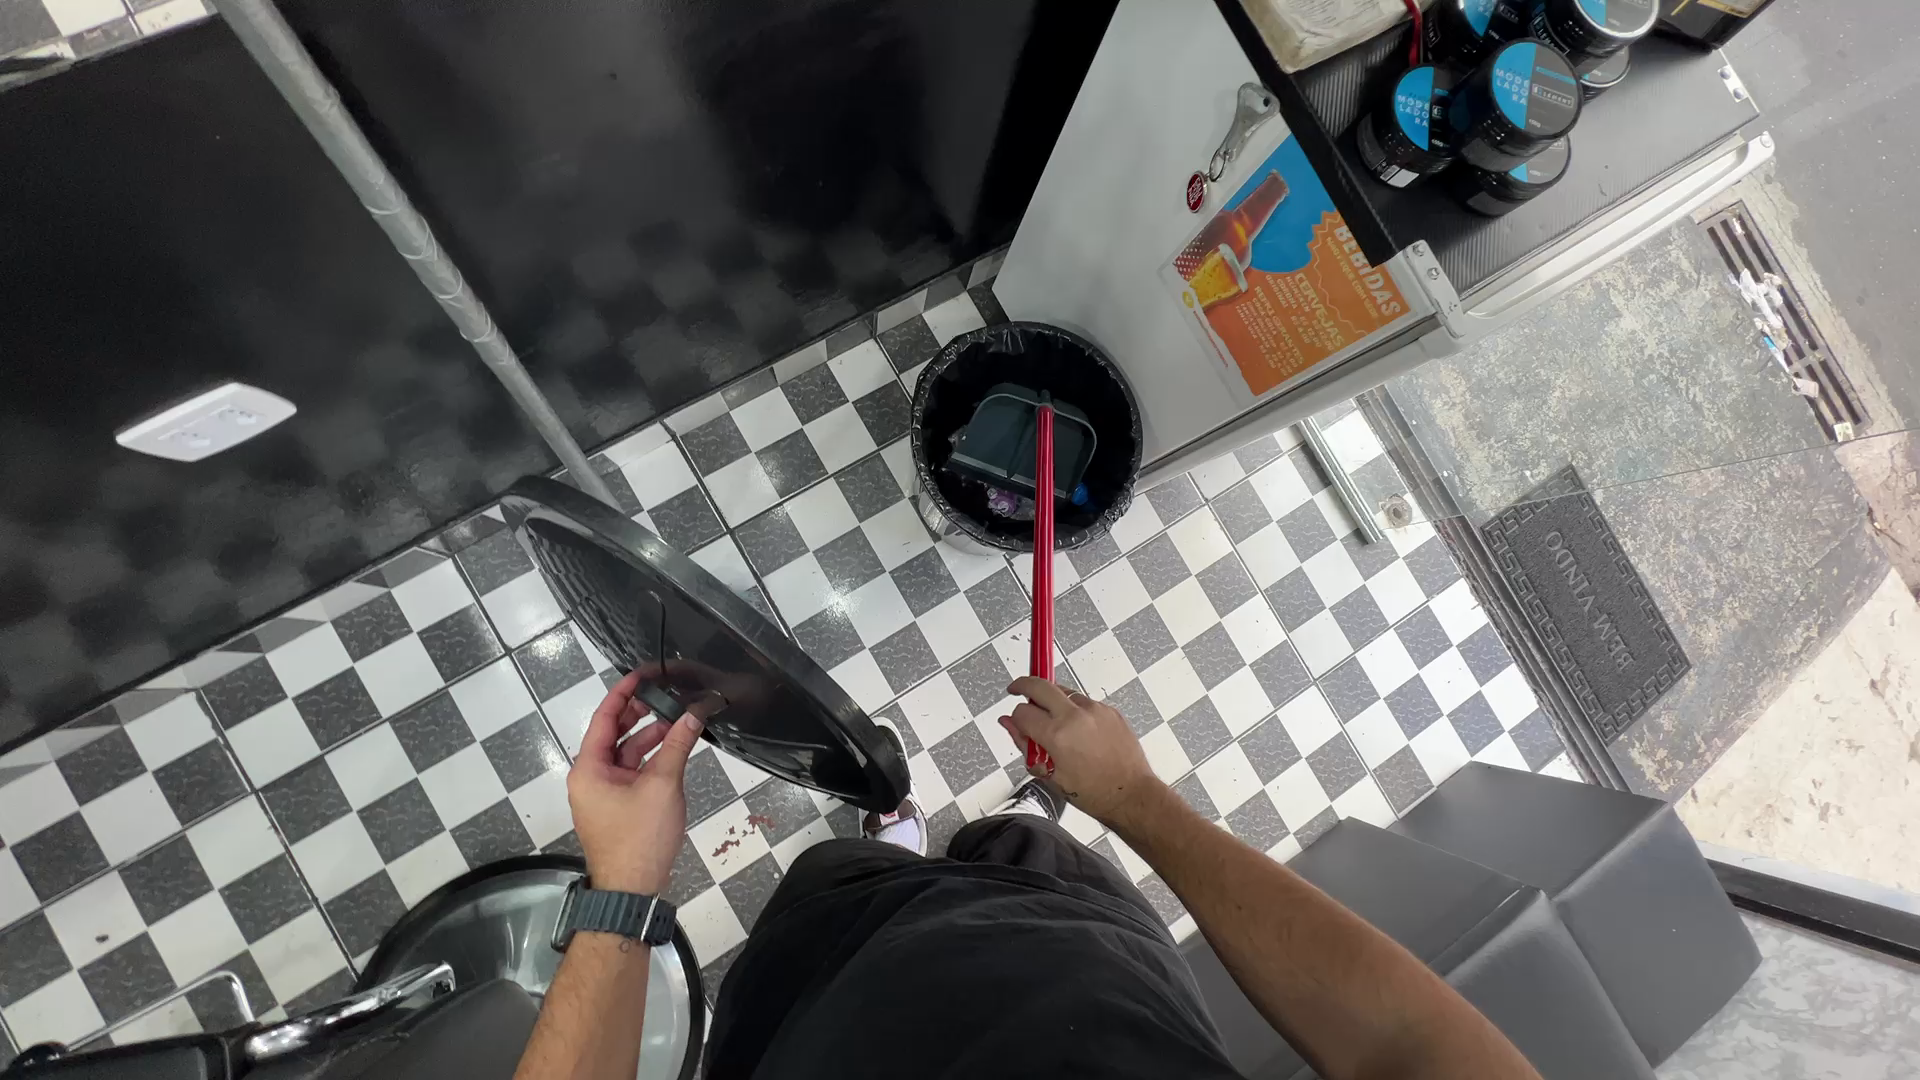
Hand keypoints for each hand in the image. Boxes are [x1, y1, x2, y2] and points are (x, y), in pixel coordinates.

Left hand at [568, 670, 704, 894]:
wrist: (631, 889)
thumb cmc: (640, 835)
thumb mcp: (662, 784)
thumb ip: (677, 745)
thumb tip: (694, 713)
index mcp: (589, 768)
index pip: (605, 718)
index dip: (623, 692)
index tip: (644, 673)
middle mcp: (591, 776)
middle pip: (614, 733)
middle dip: (641, 712)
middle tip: (668, 693)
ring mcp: (604, 791)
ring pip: (627, 751)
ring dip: (651, 735)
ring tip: (680, 719)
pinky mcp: (618, 804)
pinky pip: (633, 769)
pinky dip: (652, 756)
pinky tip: (675, 747)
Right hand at [998, 677, 1163, 827]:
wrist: (1131, 794)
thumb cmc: (1094, 792)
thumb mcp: (1049, 775)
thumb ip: (1025, 745)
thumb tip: (1008, 724)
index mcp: (1057, 735)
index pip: (1022, 712)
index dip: (1015, 719)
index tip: (1016, 722)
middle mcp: (1075, 716)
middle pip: (1039, 685)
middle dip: (1023, 684)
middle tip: (1017, 689)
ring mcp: (1094, 710)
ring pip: (1063, 692)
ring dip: (1053, 702)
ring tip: (1058, 726)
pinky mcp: (1109, 710)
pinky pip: (1083, 702)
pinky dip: (1076, 711)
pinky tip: (1080, 732)